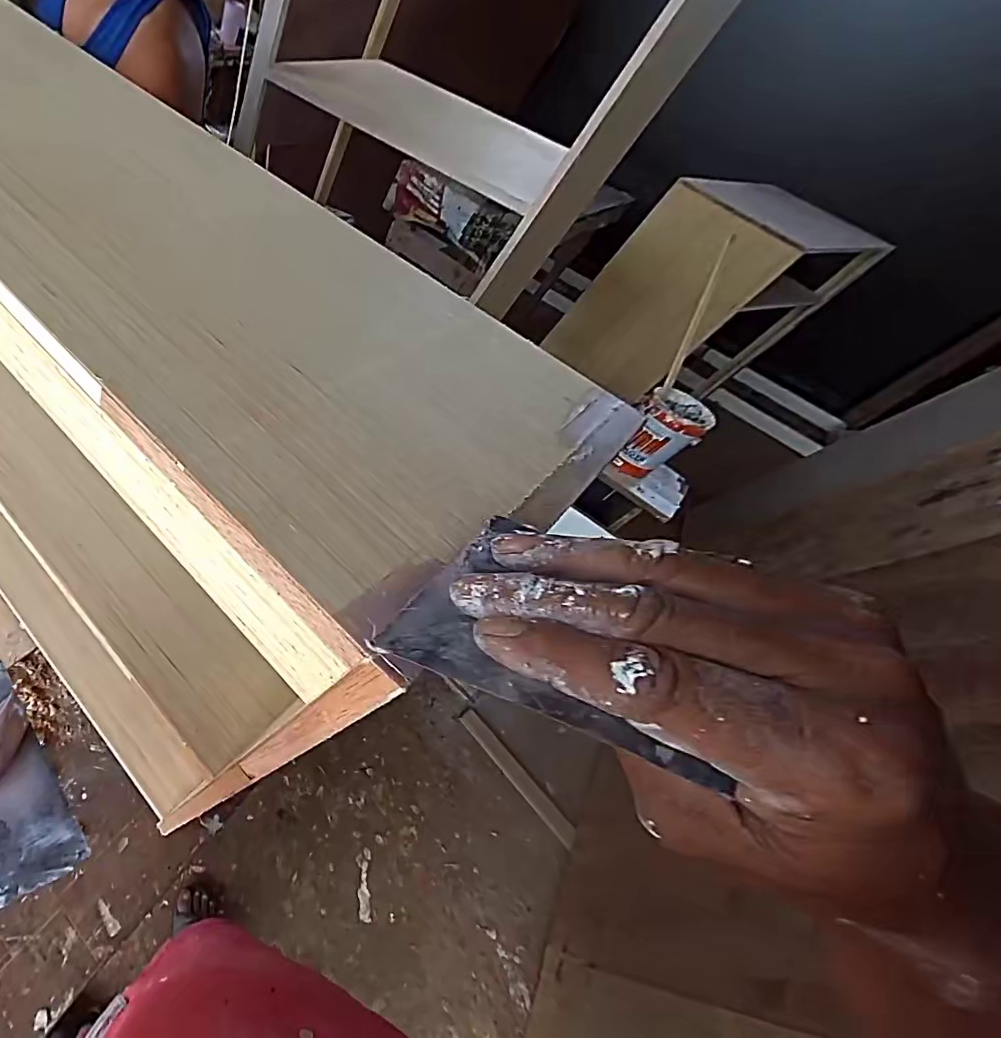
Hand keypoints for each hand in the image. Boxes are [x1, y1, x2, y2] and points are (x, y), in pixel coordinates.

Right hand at [448, 533, 952, 917]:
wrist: (923, 835)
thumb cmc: (795, 847)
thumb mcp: (691, 821)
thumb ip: (624, 736)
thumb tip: (540, 659)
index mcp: (819, 760)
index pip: (655, 681)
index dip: (560, 649)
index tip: (488, 631)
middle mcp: (846, 683)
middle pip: (657, 615)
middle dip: (546, 597)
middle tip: (475, 589)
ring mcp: (844, 629)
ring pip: (673, 574)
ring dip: (573, 562)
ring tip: (504, 553)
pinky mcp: (829, 600)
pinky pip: (701, 565)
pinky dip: (621, 557)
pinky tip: (565, 552)